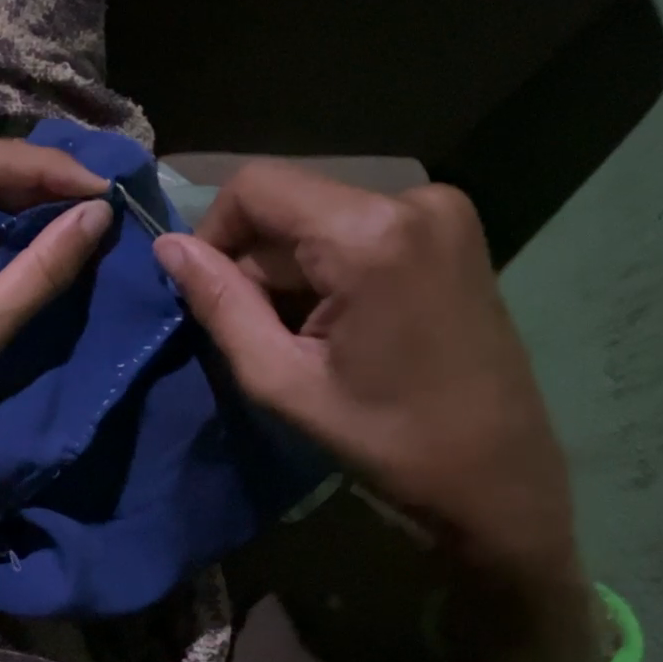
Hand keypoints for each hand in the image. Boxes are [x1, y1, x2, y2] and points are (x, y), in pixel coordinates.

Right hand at [154, 161, 595, 661]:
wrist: (495, 474)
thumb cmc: (384, 439)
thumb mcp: (281, 380)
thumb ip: (220, 305)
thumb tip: (166, 247)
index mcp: (370, 234)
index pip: (255, 187)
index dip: (212, 233)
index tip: (207, 296)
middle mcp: (412, 200)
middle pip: (289, 205)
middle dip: (255, 264)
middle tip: (260, 338)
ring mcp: (441, 211)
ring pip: (319, 220)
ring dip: (290, 274)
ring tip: (303, 342)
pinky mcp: (452, 230)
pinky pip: (357, 232)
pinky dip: (327, 273)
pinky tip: (338, 328)